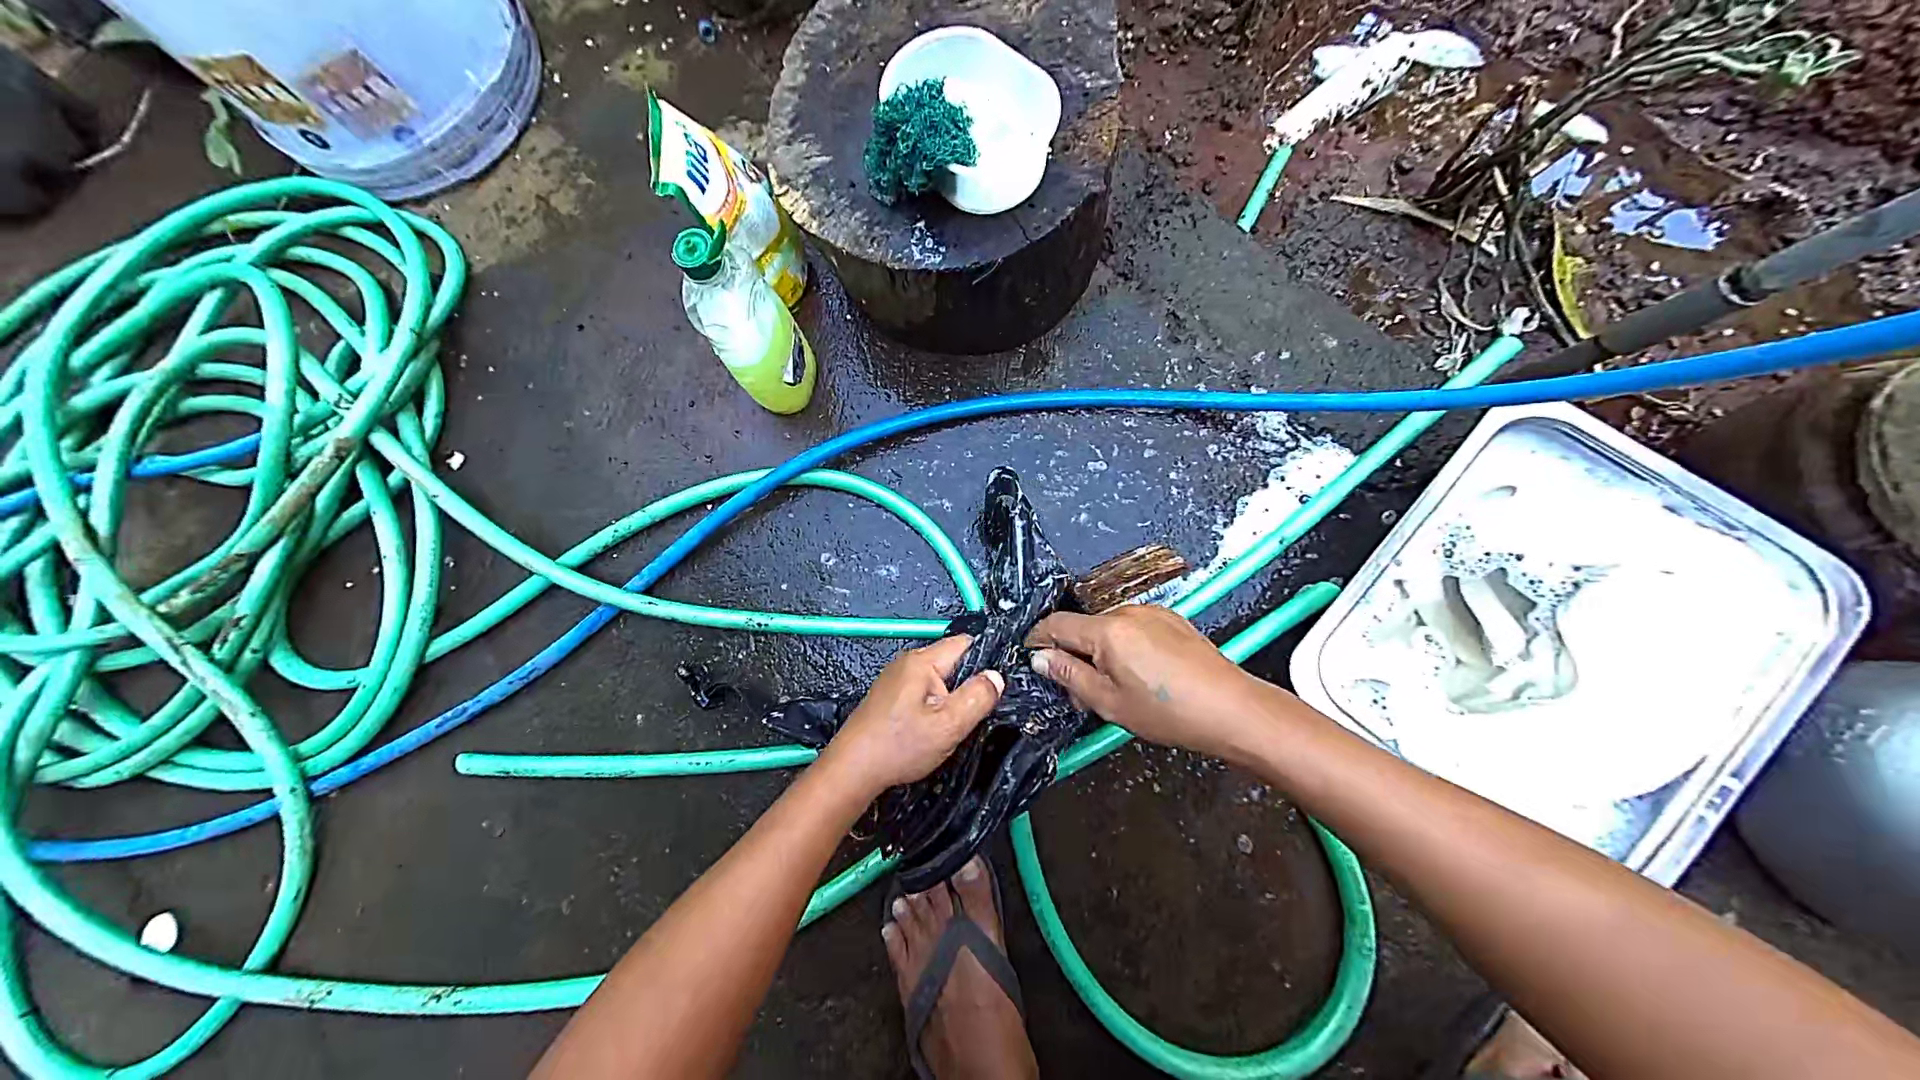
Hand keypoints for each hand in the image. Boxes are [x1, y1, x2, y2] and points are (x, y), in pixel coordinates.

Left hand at [818, 635, 1004, 797]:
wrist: (853, 770)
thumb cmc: (896, 747)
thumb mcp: (949, 724)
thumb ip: (977, 697)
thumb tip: (996, 677)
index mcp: (922, 662)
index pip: (966, 643)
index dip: (986, 661)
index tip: (994, 687)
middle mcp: (907, 664)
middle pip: (953, 663)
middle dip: (967, 686)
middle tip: (971, 714)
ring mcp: (896, 680)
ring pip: (939, 681)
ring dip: (949, 701)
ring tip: (949, 726)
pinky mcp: (891, 697)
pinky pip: (923, 694)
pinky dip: (933, 709)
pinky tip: (930, 731)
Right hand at [1027, 605, 1283, 761]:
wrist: (1232, 709)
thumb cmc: (1173, 712)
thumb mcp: (1108, 702)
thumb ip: (1069, 675)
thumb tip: (1042, 658)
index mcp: (1107, 630)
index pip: (1056, 624)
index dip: (1037, 641)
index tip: (1032, 657)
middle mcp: (1128, 612)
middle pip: (1083, 627)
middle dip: (1073, 654)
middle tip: (1080, 690)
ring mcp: (1152, 613)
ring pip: (1108, 629)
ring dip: (1100, 652)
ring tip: (1116, 688)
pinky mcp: (1171, 620)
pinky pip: (1133, 628)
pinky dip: (1125, 647)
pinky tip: (1140, 676)